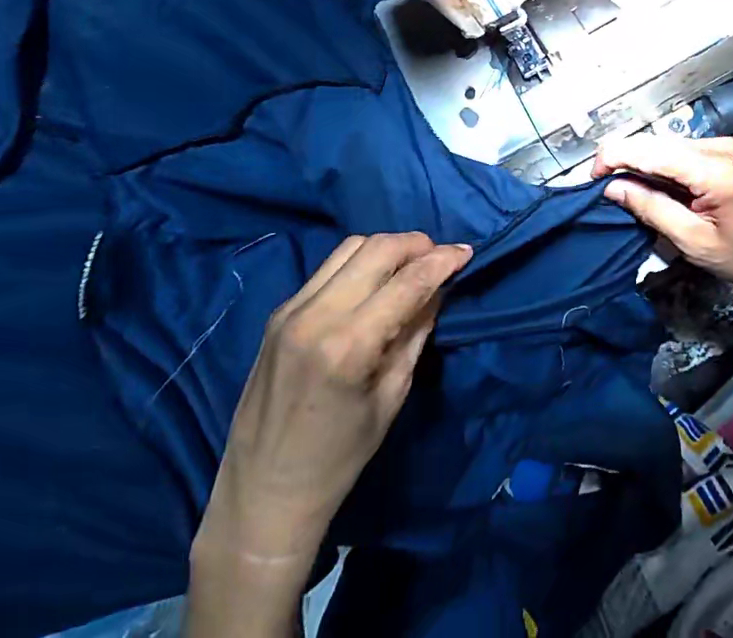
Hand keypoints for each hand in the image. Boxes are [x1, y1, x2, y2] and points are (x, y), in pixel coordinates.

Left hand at [196, 233, 470, 568]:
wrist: (265, 487)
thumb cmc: (339, 457)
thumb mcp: (391, 397)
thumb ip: (415, 334)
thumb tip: (437, 289)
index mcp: (347, 345)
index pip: (406, 281)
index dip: (441, 261)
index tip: (466, 251)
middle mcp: (315, 314)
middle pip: (375, 248)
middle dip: (415, 244)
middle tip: (441, 256)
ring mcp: (291, 308)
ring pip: (348, 248)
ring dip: (386, 248)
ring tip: (412, 263)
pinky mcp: (279, 311)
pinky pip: (327, 269)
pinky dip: (359, 264)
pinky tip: (376, 281)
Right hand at [595, 135, 732, 300]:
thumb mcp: (697, 243)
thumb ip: (652, 210)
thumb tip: (615, 187)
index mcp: (713, 169)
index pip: (648, 149)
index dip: (613, 157)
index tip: (592, 178)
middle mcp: (718, 147)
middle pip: (654, 142)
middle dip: (624, 160)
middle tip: (606, 189)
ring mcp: (724, 146)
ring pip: (666, 145)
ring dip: (642, 164)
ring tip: (630, 194)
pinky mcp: (727, 152)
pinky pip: (681, 152)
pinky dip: (662, 166)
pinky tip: (658, 189)